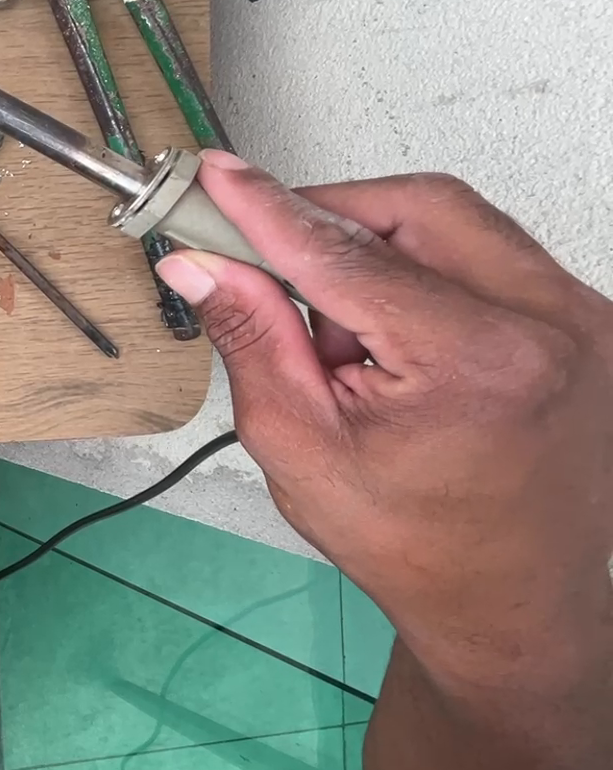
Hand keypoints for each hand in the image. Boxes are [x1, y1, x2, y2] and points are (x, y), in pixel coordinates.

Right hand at [155, 157, 612, 692]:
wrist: (510, 596)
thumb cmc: (399, 533)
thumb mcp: (292, 437)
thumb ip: (247, 336)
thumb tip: (195, 266)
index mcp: (481, 358)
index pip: (346, 254)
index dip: (265, 209)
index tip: (214, 173)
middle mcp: (555, 320)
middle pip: (417, 209)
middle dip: (320, 218)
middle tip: (250, 252)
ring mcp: (583, 318)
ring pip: (447, 225)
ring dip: (359, 252)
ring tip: (320, 332)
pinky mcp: (580, 322)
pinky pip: (472, 257)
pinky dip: (400, 274)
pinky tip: (367, 338)